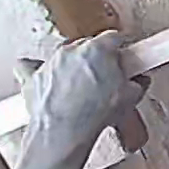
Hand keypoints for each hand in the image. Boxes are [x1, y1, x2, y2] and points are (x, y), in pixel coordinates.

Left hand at [19, 31, 148, 161]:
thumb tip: (139, 81)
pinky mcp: (32, 77)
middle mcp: (72, 50)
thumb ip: (138, 82)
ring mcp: (49, 62)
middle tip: (106, 73)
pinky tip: (46, 76)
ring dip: (73, 64)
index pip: (113, 37)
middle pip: (87, 44)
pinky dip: (37, 70)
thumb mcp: (131, 96)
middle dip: (97, 56)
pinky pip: (29, 66)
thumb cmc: (95, 112)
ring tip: (81, 83)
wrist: (65, 131)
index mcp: (98, 49)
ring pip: (64, 55)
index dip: (120, 47)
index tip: (123, 55)